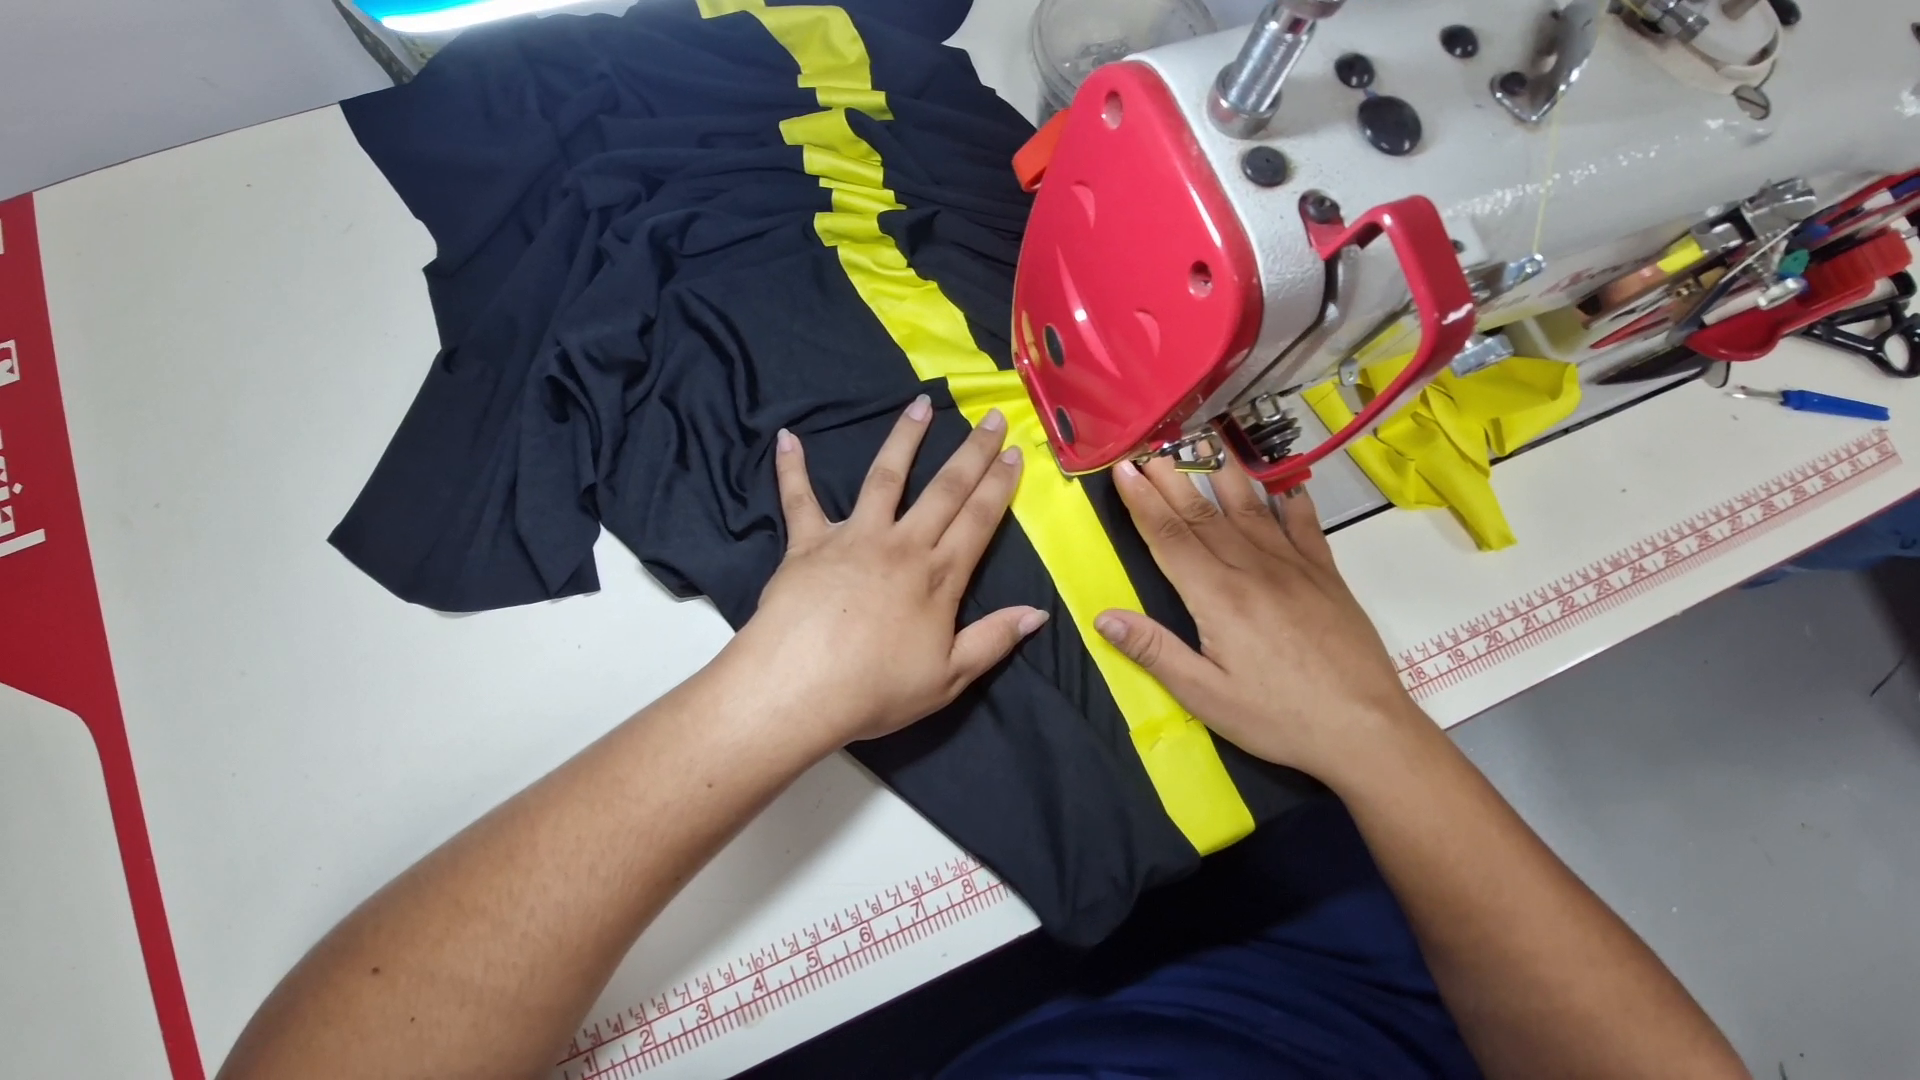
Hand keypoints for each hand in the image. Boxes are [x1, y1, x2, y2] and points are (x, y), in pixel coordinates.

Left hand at [716, 395, 1046, 748]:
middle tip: (992, 416)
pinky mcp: (807, 543)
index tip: (1015, 453)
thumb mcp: (949, 678)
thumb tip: (1040, 613)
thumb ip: (993, 640)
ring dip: (904, 439)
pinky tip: (788, 439)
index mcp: (939, 576)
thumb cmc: (876, 688)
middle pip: (945, 489)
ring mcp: (853, 538)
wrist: (799, 687)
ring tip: (921, 405)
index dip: (1000, 484)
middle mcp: (902, 545)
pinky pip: (799, 500)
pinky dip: (792, 469)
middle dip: (972, 451)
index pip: (979, 519)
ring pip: (885, 477)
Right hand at [1094, 457, 1427, 786]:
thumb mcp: (1204, 695)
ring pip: (1250, 511)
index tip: (1124, 468)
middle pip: (1203, 516)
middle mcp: (1253, 570)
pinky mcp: (1327, 577)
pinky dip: (1290, 502)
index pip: (1169, 538)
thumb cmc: (1277, 718)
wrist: (1365, 729)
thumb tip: (1104, 616)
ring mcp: (1295, 569)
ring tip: (1206, 446)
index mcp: (1217, 597)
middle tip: (1150, 449)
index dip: (1142, 501)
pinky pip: (1304, 527)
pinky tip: (1283, 486)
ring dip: (1223, 477)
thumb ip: (1154, 651)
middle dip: (1172, 480)